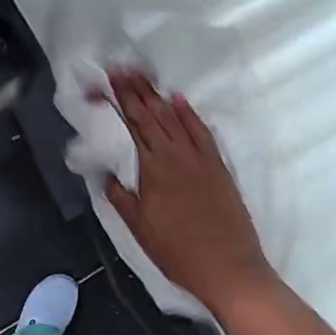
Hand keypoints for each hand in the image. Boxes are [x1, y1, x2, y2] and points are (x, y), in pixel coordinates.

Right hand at [99, 68, 275, 309]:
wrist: (228, 266)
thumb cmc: (178, 252)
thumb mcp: (140, 229)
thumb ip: (121, 197)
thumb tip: (106, 173)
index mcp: (152, 168)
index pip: (132, 125)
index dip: (120, 100)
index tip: (109, 79)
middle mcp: (175, 154)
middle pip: (152, 114)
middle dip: (135, 89)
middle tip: (122, 67)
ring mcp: (200, 157)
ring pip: (175, 117)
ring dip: (158, 95)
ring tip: (143, 77)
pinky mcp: (218, 164)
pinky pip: (201, 131)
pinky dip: (189, 113)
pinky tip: (179, 100)